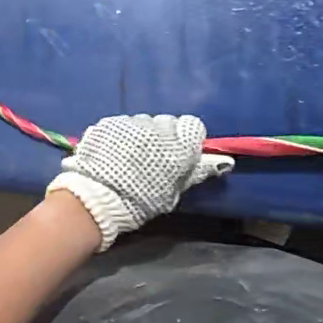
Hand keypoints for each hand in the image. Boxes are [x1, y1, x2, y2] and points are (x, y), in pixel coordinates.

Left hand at [47, 114, 233, 250]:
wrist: (97, 197)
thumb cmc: (140, 201)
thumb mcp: (173, 192)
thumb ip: (196, 172)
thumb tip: (225, 162)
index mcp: (179, 145)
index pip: (193, 126)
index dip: (185, 140)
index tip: (176, 154)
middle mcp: (157, 127)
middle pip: (166, 122)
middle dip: (162, 136)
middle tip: (151, 158)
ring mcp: (131, 122)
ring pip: (142, 122)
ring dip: (140, 134)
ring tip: (128, 156)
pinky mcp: (109, 122)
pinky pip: (121, 124)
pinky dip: (119, 134)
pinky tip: (111, 152)